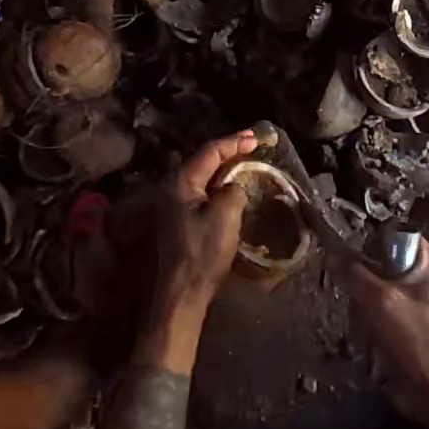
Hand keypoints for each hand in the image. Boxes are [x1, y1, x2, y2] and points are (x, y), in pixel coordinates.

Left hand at [155, 129, 257, 310]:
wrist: (183, 290)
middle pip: (203, 159)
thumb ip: (233, 189)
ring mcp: (173, 203)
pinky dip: (218, 182)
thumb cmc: (204, 250)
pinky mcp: (179, 217)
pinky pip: (201, 190)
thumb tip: (233, 186)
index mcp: (180, 181)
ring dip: (224, 166)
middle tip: (252, 142)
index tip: (256, 137)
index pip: (210, 151)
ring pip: (202, 175)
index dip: (234, 142)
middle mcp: (172, 186)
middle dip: (229, 150)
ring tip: (246, 158)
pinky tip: (232, 184)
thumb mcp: (225, 214)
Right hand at [346, 239, 428, 427]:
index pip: (394, 232)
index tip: (349, 253)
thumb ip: (353, 273)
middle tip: (355, 291)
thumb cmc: (414, 339)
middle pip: (384, 259)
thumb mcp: (379, 301)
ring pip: (381, 284)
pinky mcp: (414, 319)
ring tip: (362, 317)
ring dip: (366, 300)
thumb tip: (331, 253)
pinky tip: (369, 331)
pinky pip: (385, 305)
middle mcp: (427, 273)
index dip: (370, 239)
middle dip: (365, 276)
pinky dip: (373, 315)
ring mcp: (421, 297)